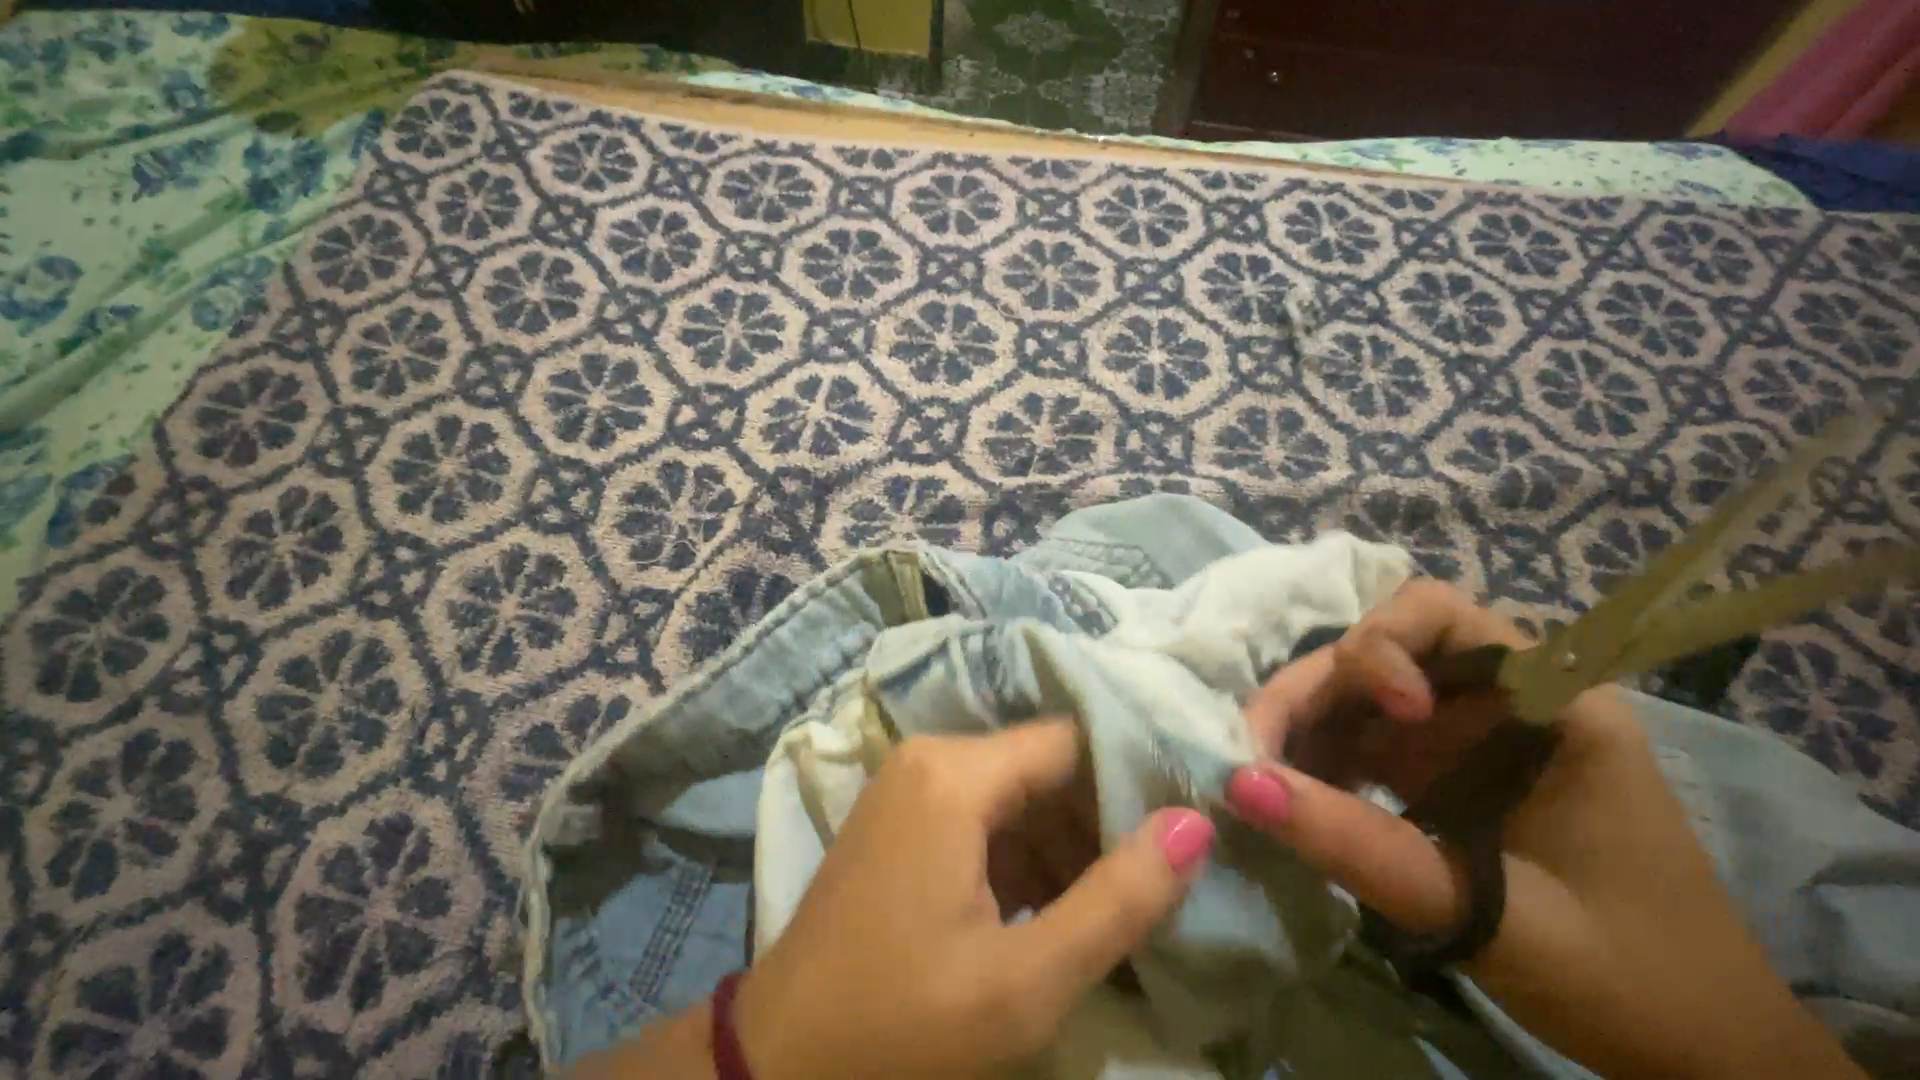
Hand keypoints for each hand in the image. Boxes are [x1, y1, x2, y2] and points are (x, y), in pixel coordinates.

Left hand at [733, 720, 1213, 1079]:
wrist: (782, 1062)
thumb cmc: (904, 1025)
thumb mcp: (1026, 980)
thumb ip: (1118, 898)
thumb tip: (1194, 823)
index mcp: (955, 774)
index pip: (1074, 741)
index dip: (1136, 778)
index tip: (1190, 824)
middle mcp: (930, 758)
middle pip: (1046, 766)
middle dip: (1104, 820)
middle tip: (1162, 879)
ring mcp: (909, 788)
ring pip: (1019, 795)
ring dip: (1069, 847)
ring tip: (1121, 906)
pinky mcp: (901, 822)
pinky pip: (983, 819)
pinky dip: (1026, 858)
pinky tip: (1059, 913)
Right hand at [1226, 581, 1864, 1079]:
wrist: (1698, 1052)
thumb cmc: (1629, 976)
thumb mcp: (1490, 912)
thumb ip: (1363, 848)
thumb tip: (1238, 786)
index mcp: (1547, 703)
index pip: (1437, 614)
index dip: (1381, 644)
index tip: (1378, 719)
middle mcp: (1492, 700)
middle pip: (1372, 653)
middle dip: (1307, 695)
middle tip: (1249, 759)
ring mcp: (1459, 736)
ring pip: (1352, 697)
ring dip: (1299, 730)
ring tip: (1255, 784)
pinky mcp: (1435, 775)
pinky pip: (1358, 744)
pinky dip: (1314, 765)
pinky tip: (1290, 803)